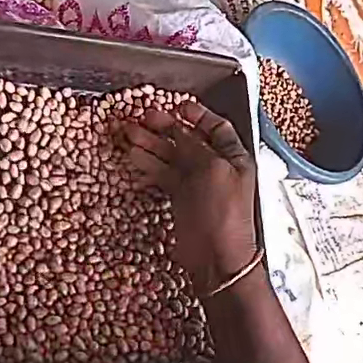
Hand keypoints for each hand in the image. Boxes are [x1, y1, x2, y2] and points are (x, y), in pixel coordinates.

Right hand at [117, 101, 258, 290]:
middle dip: (166, 127)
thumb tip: (178, 129)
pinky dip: (149, 164)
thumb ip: (194, 146)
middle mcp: (216, 167)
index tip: (178, 105)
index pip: (217, 128)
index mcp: (234, 158)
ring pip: (172, 156)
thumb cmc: (223, 212)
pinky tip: (133, 154)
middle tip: (143, 117)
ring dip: (151, 143)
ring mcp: (197, 183)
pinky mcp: (181, 198)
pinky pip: (163, 174)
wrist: (217, 256)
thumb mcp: (213, 171)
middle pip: (189, 139)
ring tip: (128, 132)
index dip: (198, 115)